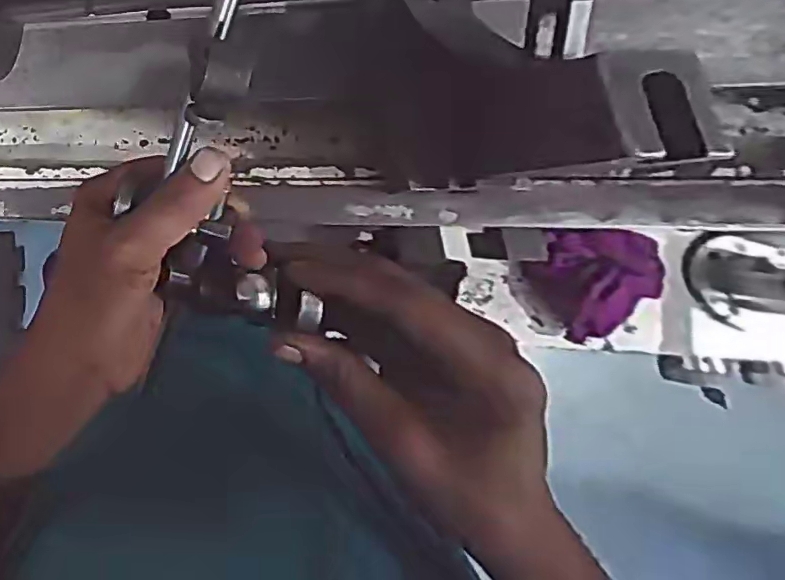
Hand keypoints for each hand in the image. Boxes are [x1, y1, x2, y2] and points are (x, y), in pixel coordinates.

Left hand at [19, 149, 249, 401]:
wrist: (81, 371)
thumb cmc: (94, 305)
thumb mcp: (132, 247)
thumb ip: (174, 205)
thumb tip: (214, 160)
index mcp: (108, 198)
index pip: (160, 171)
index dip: (197, 178)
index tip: (232, 194)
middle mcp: (126, 218)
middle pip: (183, 203)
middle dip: (219, 217)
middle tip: (247, 236)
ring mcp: (144, 250)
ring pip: (194, 233)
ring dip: (224, 243)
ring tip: (251, 257)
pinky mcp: (160, 281)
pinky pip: (196, 263)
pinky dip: (217, 267)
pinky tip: (239, 276)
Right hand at [271, 245, 604, 579]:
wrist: (508, 525)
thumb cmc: (462, 494)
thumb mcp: (399, 443)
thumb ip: (345, 382)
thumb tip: (280, 339)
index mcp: (487, 363)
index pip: (408, 303)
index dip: (345, 280)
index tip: (292, 270)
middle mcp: (480, 334)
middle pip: (398, 285)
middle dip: (333, 268)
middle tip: (277, 259)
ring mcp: (463, 332)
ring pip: (390, 289)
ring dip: (336, 278)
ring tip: (285, 272)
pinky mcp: (442, 338)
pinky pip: (389, 309)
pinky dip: (347, 302)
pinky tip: (312, 299)